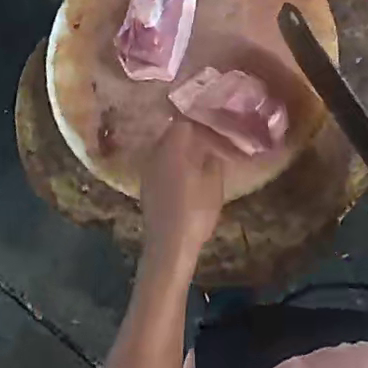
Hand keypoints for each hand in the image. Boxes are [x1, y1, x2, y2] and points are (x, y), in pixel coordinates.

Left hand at [139, 120, 225, 267]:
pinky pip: (163, 163)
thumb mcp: (214, 183)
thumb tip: (213, 148)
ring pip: (168, 148)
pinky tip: (190, 172)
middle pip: (174, 133)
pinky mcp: (147, 184)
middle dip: (195, 135)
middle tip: (215, 141)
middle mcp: (156, 153)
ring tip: (205, 156)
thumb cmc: (195, 211)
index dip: (204, 123)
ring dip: (186, 149)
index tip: (220, 128)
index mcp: (172, 147)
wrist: (169, 245)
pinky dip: (177, 162)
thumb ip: (214, 159)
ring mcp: (148, 168)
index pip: (185, 122)